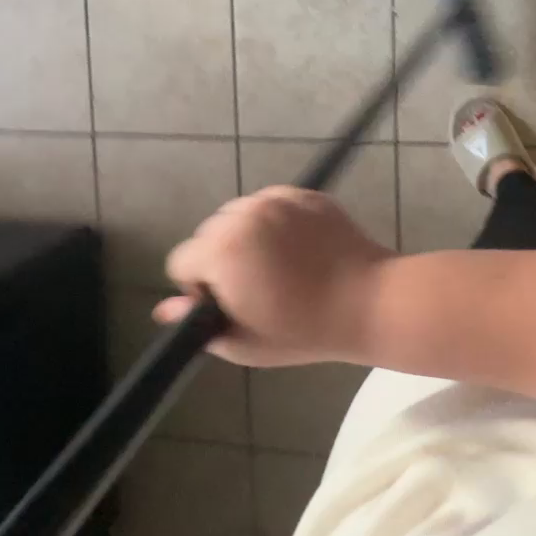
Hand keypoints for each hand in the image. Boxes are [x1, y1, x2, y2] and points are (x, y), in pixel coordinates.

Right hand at [155, 187, 391, 366]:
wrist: (368, 300)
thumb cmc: (303, 329)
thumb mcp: (244, 341)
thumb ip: (198, 323)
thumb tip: (166, 310)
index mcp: (223, 249)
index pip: (182, 260)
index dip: (199, 288)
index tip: (230, 304)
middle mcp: (244, 214)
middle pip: (209, 234)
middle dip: (221, 259)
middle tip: (257, 288)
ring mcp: (277, 198)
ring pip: (239, 215)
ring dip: (247, 237)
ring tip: (280, 267)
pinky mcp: (305, 194)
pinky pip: (271, 204)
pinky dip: (275, 222)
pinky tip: (299, 249)